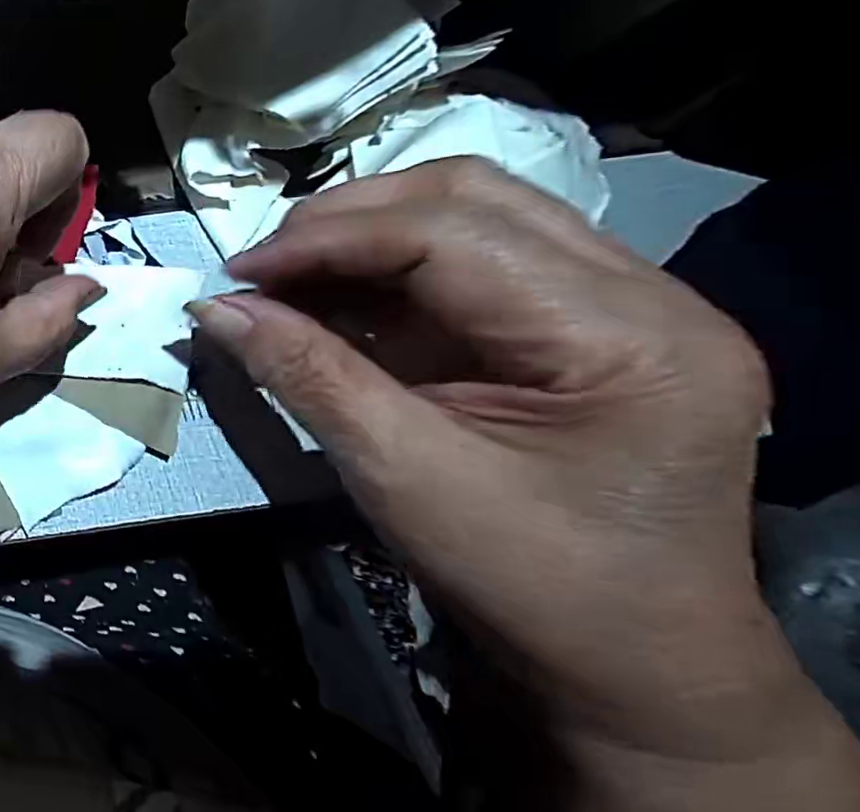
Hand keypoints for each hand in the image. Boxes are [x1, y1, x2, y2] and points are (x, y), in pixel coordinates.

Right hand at [188, 158, 859, 805]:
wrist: (633, 664)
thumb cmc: (530, 583)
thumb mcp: (401, 474)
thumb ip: (307, 374)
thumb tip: (216, 307)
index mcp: (626, 336)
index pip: (448, 234)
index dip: (328, 239)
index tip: (241, 271)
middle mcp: (643, 292)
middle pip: (465, 195)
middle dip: (345, 219)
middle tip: (264, 266)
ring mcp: (620, 298)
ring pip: (468, 210)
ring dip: (363, 232)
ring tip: (291, 273)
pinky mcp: (577, 317)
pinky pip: (467, 256)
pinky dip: (385, 266)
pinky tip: (334, 295)